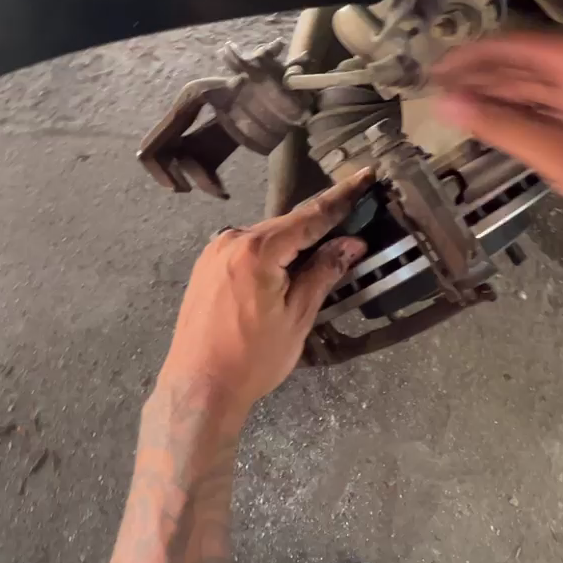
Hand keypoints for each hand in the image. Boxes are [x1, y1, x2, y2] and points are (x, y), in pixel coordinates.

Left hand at [153, 172, 372, 427]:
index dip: (341, 198)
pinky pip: (247, 249)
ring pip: (266, 237)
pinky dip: (271, 254)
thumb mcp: (297, 317)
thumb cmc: (252, 358)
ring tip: (324, 254)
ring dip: (294, 244)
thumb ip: (323, 273)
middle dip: (319, 227)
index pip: (308, 217)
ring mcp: (215, 250)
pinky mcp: (207, 265)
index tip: (364, 175)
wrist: (198, 386)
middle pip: (286, 226)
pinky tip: (286, 269)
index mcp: (256, 249)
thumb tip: (352, 243)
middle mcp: (231, 239)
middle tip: (353, 222)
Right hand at [432, 32, 562, 261]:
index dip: (467, 57)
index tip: (432, 72)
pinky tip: (514, 130)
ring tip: (467, 111)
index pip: (510, 45)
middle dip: (483, 78)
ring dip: (506, 97)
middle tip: (441, 93)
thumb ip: (500, 126)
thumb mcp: (561, 155)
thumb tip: (446, 102)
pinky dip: (534, 115)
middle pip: (528, 64)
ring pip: (547, 88)